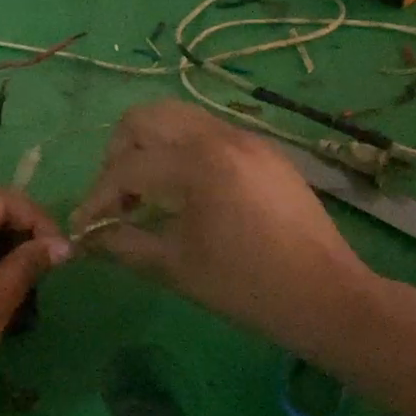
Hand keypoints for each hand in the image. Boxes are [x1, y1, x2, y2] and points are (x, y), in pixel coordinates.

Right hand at [71, 100, 377, 359]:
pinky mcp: (262, 149)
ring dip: (149, 145)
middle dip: (119, 153)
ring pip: (176, 116)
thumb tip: (88, 237)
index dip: (98, 197)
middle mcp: (219, 136)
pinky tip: (185, 190)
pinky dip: (180, 149)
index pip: (127, 168)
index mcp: (198, 164)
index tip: (83, 225)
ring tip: (147, 189)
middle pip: (144, 118)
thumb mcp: (178, 268)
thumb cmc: (250, 288)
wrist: (332, 300)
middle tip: (117, 195)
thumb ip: (125, 244)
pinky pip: (206, 131)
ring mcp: (245, 138)